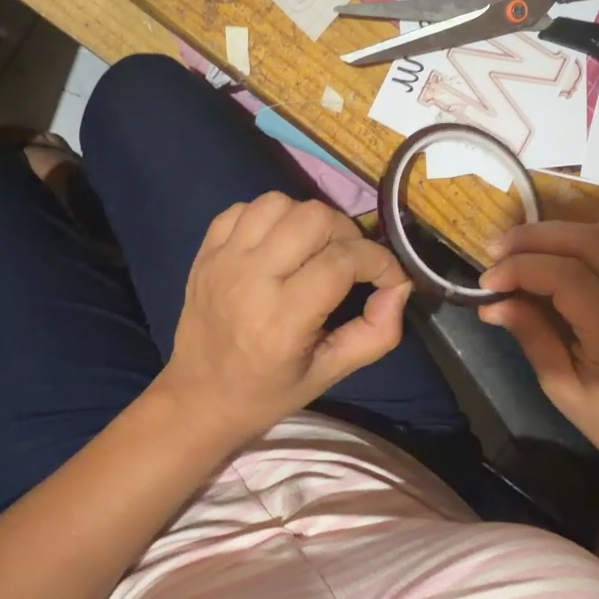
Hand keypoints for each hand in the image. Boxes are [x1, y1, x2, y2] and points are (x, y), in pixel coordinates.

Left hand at [155, 193, 412, 438]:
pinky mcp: (205, 252)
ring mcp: (222, 261)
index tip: (389, 277)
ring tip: (316, 249)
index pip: (341, 262)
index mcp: (281, 322)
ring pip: (278, 202)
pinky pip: (244, 208)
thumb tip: (400, 288)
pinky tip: (279, 245)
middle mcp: (249, 282)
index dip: (379, 261)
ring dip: (308, 219)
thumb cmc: (269, 392)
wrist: (198, 396)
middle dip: (347, 233)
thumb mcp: (330, 374)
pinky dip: (271, 217)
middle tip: (352, 261)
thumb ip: (375, 334)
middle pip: (313, 218)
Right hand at [478, 221, 598, 477]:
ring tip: (521, 246)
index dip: (523, 269)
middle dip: (538, 238)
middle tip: (495, 249)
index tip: (486, 281)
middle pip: (592, 243)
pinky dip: (584, 236)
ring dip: (561, 232)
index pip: (570, 278)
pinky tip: (556, 250)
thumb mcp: (558, 385)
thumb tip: (490, 302)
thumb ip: (530, 335)